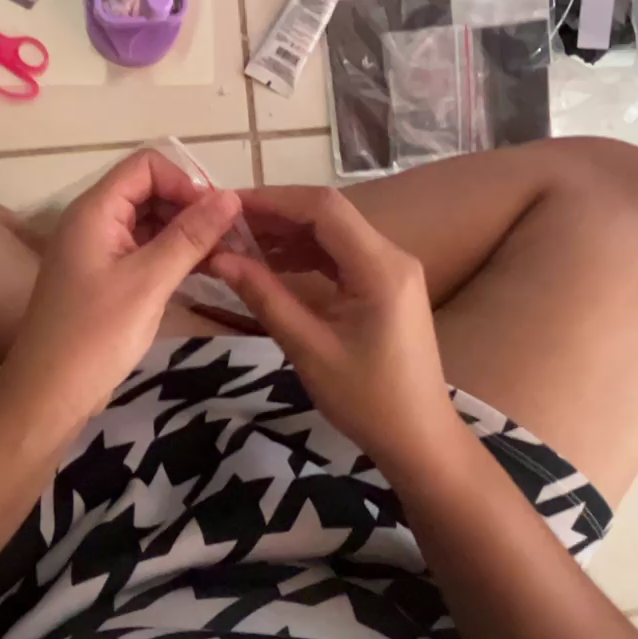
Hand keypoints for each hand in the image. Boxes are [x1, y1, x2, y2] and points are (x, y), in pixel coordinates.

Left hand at [0, 150, 244, 427]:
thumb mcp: (148, 282)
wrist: (47, 397)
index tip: (217, 215)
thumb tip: (231, 197)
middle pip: (149, 190)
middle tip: (229, 239)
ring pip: (149, 221)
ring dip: (185, 232)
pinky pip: (143, 249)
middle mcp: (93, 221)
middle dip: (190, 206)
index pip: (145, 165)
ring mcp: (97, 250)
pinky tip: (203, 272)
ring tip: (224, 257)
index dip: (185, 181)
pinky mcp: (104, 278)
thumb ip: (189, 236)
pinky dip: (172, 255)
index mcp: (95, 211)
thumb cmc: (94, 336)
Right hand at [211, 186, 461, 474]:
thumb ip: (264, 296)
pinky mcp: (383, 284)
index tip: (227, 205)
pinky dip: (302, 254)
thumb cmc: (367, 400)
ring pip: (331, 232)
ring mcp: (390, 269)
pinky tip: (268, 263)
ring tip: (238, 242)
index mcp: (380, 268)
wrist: (419, 439)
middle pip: (327, 214)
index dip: (273, 199)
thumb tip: (218, 258)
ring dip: (286, 233)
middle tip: (224, 223)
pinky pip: (338, 255)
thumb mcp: (309, 349)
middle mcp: (391, 256)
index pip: (323, 209)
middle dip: (275, 214)